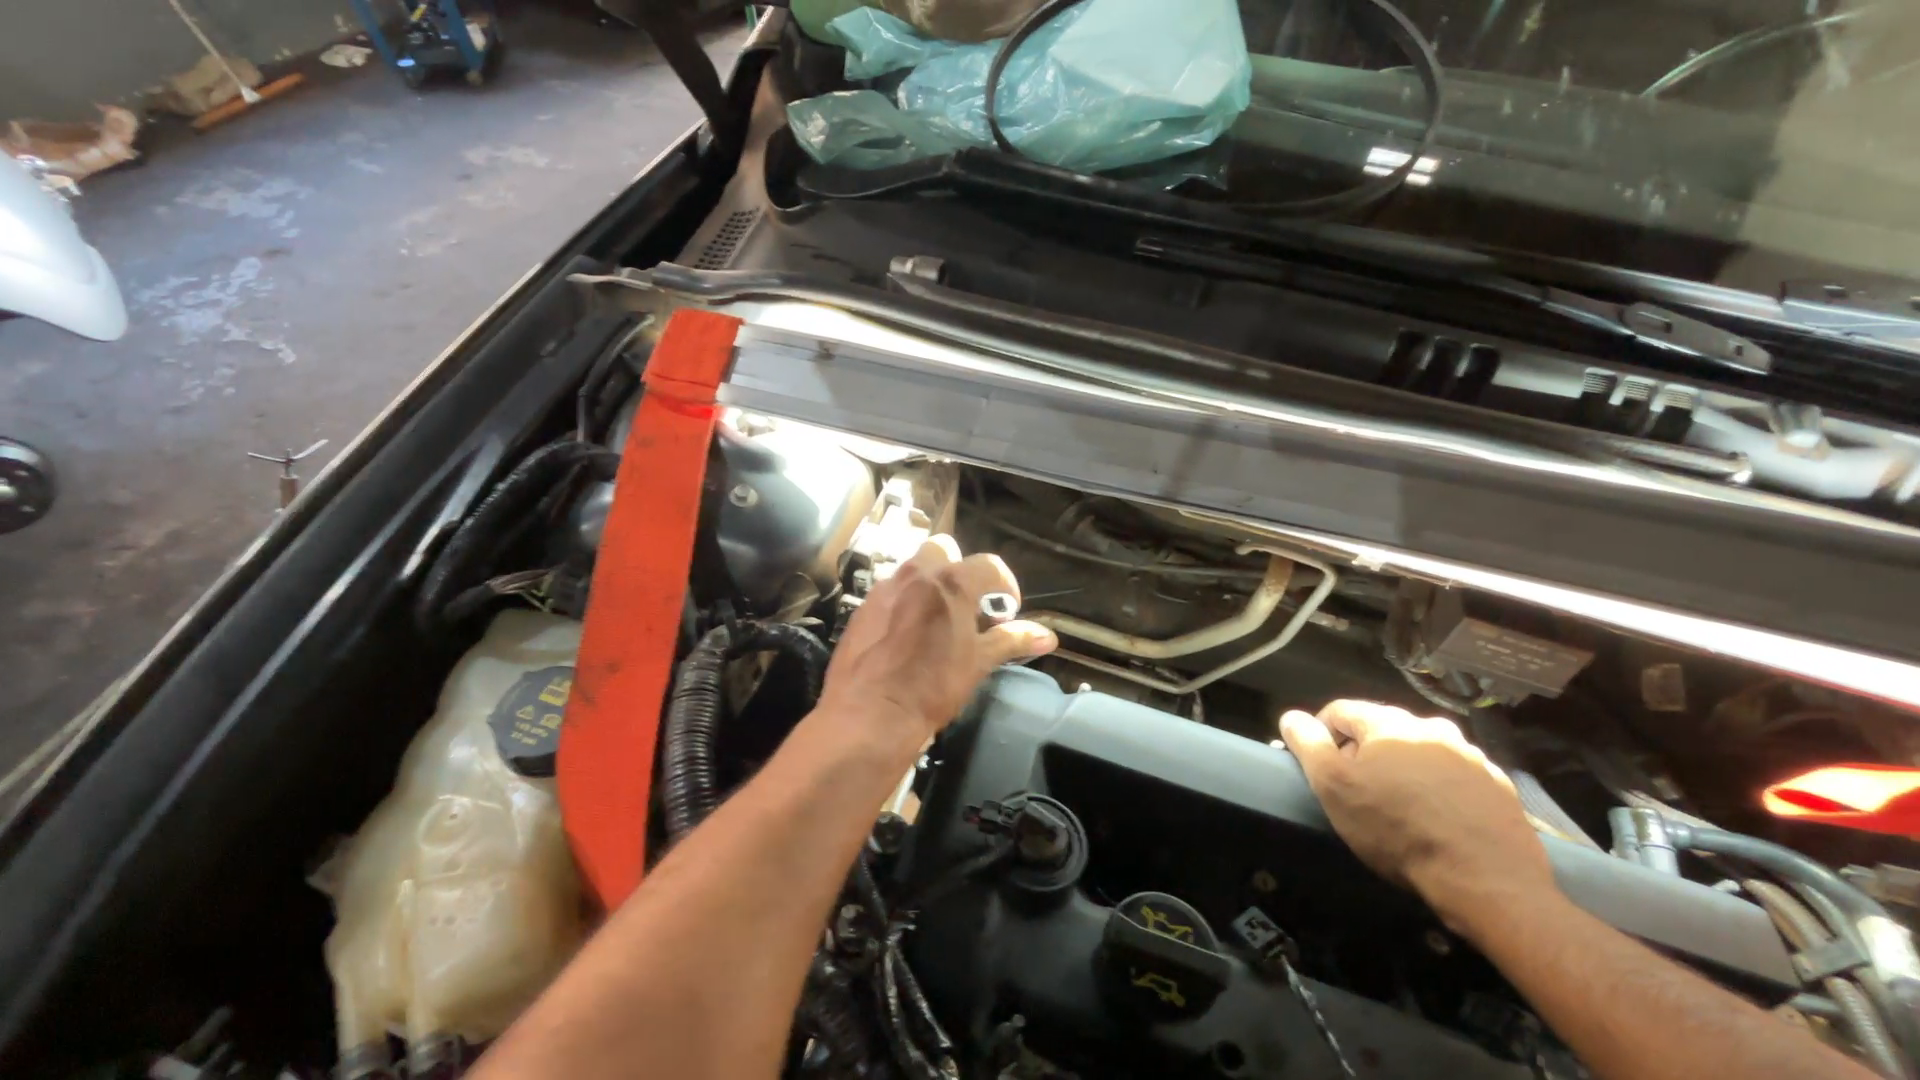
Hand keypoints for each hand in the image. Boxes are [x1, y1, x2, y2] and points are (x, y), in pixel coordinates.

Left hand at [817, 536, 1056, 751]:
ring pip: (913, 569)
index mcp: (951, 583)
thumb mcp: (978, 663)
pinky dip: (903, 603)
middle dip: (959, 570)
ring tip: (937, 623)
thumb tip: (1048, 635)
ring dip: (929, 585)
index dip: (1005, 586)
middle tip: (967, 608)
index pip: (990, 565)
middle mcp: (916, 575)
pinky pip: (889, 592)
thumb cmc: (932, 687)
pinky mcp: (862, 607)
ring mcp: (884, 589)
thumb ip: (1011, 640)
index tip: (1006, 612)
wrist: (870, 715)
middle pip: (944, 551)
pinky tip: (906, 636)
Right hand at [1279, 700, 1555, 937]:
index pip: (1339, 710)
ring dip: (1403, 770)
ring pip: (1420, 752)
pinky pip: (1454, 776)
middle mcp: (1432, 726)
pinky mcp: (1498, 785)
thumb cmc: (1396, 829)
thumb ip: (1309, 745)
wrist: (1485, 879)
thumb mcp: (1334, 787)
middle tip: (1357, 793)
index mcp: (1389, 722)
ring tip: (1399, 808)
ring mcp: (1471, 755)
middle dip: (1364, 754)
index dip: (1320, 735)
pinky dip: (1439, 789)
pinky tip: (1437, 820)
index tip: (1320, 770)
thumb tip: (1293, 717)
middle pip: (1382, 730)